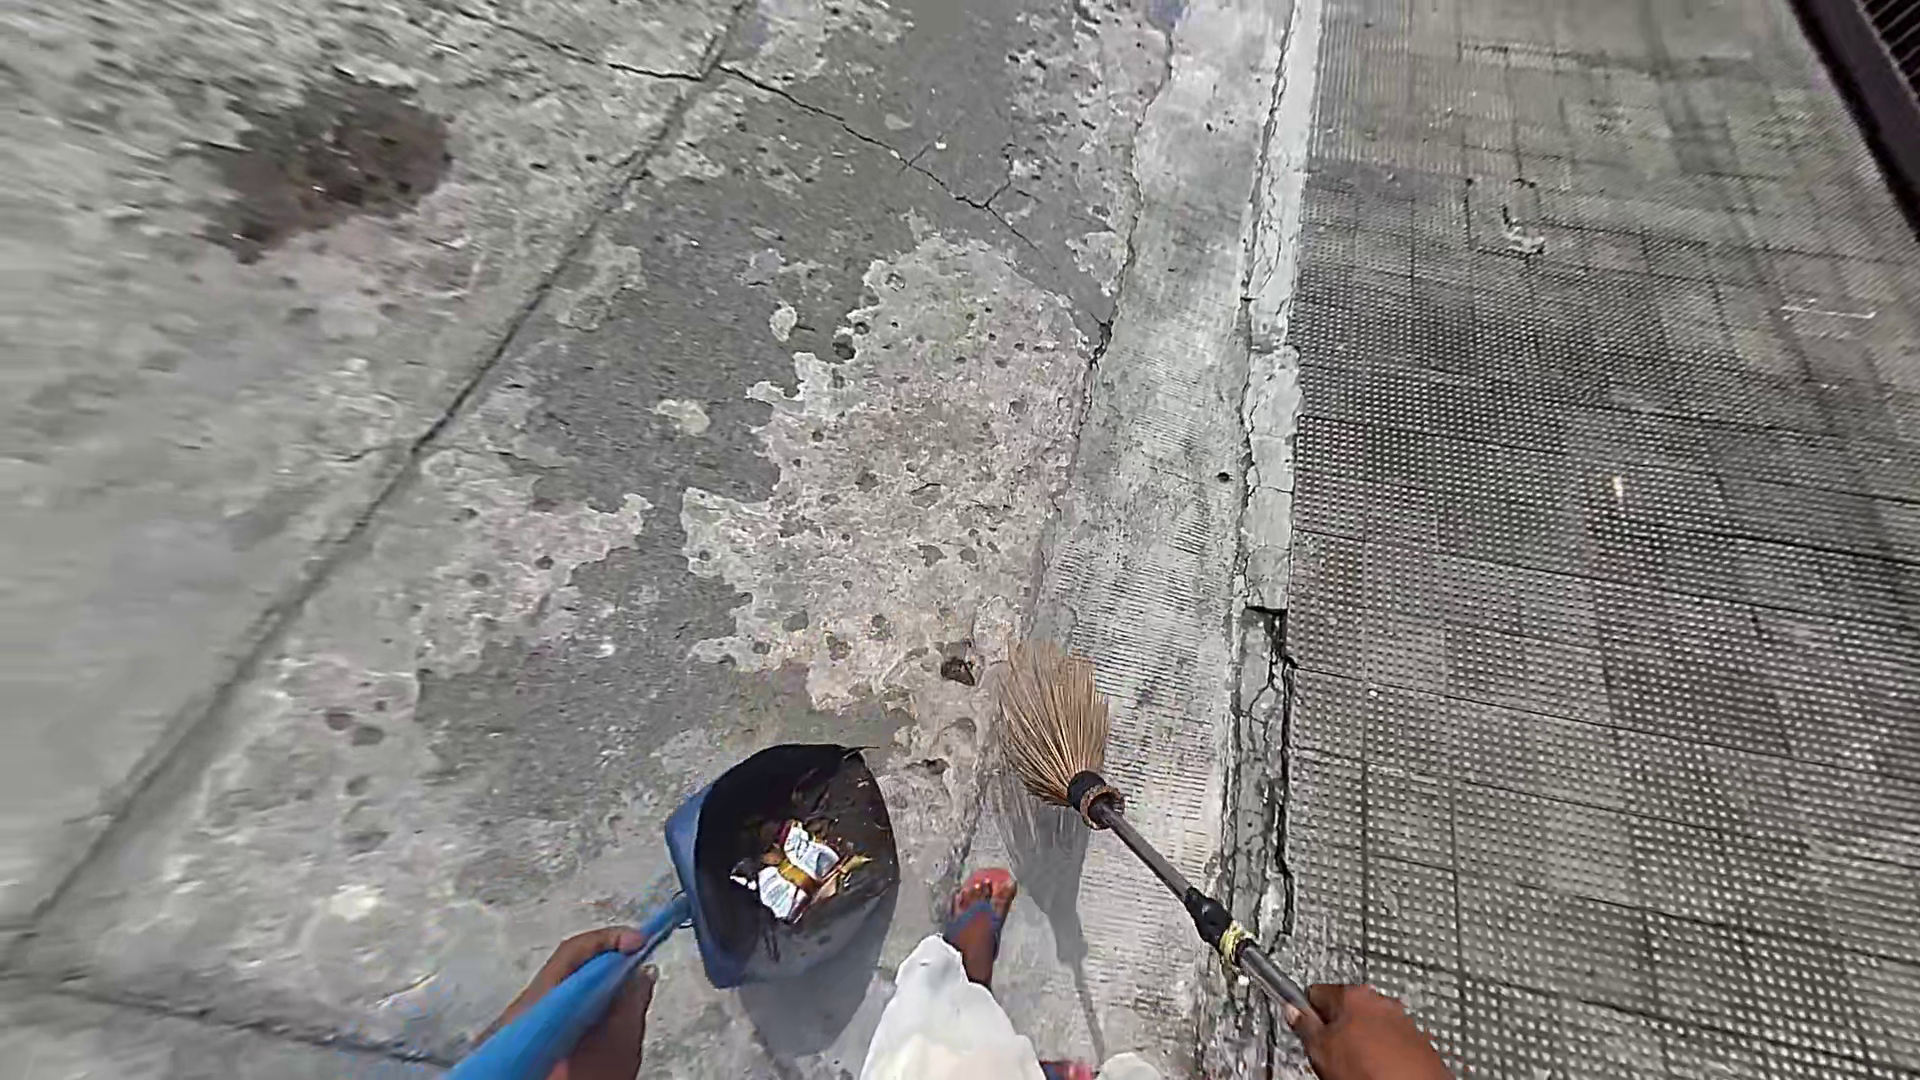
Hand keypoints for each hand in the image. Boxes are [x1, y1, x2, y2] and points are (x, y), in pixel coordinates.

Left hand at [489, 927, 656, 1079]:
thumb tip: (640, 970)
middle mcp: (509, 1021)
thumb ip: (631, 1002)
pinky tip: (605, 1019)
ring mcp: (507, 1041)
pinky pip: (554, 1016)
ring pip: (560, 993)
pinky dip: (584, 1009)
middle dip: (608, 962)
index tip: (641, 943)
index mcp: (529, 1011)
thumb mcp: (617, 1051)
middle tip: (639, 963)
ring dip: (598, 985)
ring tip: (628, 989)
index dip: (611, 939)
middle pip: (566, 971)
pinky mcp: (514, 1058)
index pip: (572, 952)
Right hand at [1285, 984, 1451, 1079]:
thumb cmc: (1372, 1076)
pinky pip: (1397, 1045)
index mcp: (1351, 994)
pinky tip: (1385, 1073)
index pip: (1315, 993)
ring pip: (1373, 1027)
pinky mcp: (1425, 1047)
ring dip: (1366, 1041)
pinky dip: (1390, 1055)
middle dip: (1341, 1029)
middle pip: (1346, 1009)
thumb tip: (1293, 1011)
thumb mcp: (1321, 1051)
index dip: (1310, 1015)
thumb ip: (1303, 1025)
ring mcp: (1405, 1023)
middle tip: (1338, 1055)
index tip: (1311, 1031)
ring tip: (1364, 1067)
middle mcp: (1380, 1001)